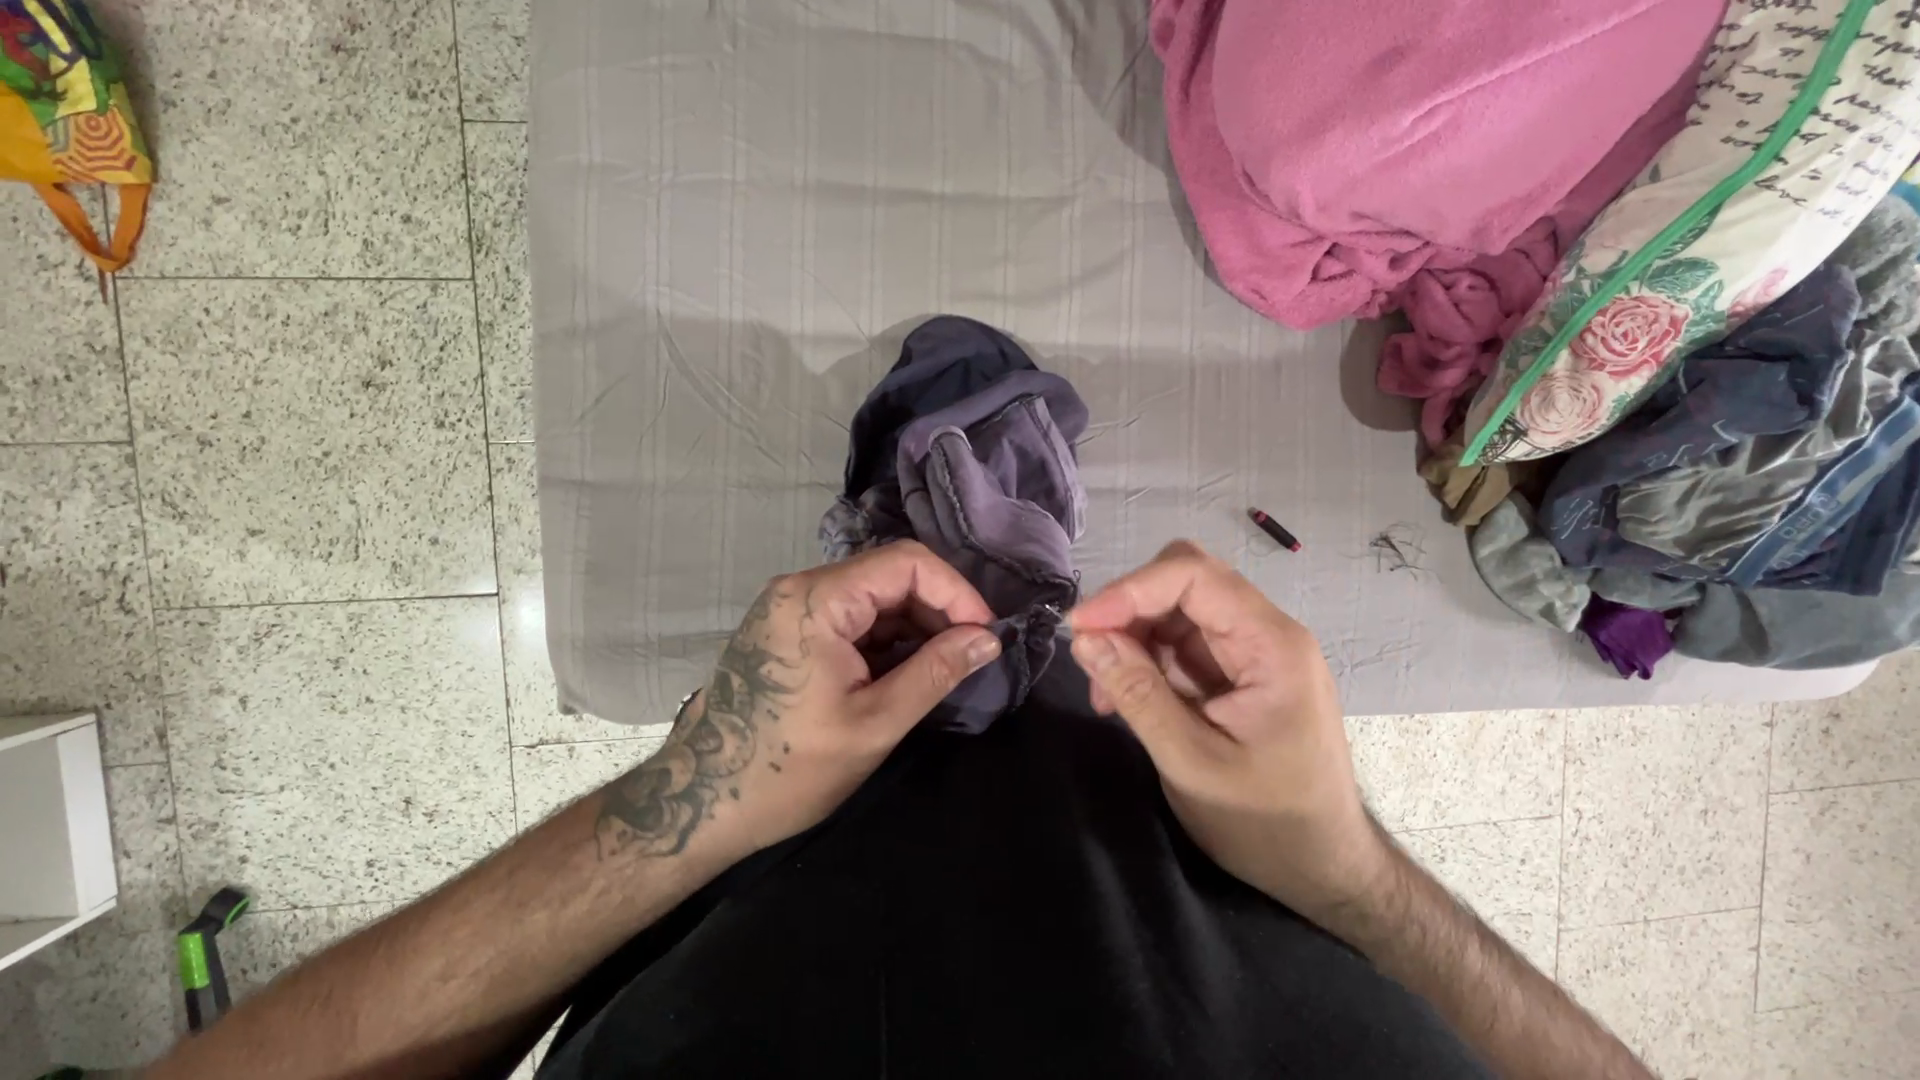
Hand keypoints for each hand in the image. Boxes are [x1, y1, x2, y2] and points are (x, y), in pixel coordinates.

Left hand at [595, 541, 1001, 865]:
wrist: (703, 803)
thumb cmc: (790, 769)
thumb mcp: (875, 723)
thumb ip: (935, 672)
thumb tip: (988, 639)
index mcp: (816, 600)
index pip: (906, 562)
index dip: (956, 592)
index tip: (986, 636)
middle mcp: (800, 588)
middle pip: (889, 574)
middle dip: (938, 609)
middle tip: (972, 655)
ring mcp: (790, 608)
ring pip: (873, 596)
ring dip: (915, 626)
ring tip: (946, 667)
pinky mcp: (788, 630)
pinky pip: (851, 618)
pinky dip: (886, 639)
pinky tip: (909, 671)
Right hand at [1068, 540, 1390, 920]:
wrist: (1322, 870)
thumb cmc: (1265, 824)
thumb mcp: (1191, 762)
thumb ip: (1138, 694)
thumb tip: (1085, 638)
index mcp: (1271, 644)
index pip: (1193, 575)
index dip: (1129, 589)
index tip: (1080, 627)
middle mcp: (1265, 633)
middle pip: (1185, 582)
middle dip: (1128, 610)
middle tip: (1089, 656)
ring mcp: (1252, 653)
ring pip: (1176, 611)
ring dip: (1131, 639)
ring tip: (1104, 694)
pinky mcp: (1236, 675)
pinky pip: (1181, 646)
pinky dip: (1145, 662)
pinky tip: (1123, 700)